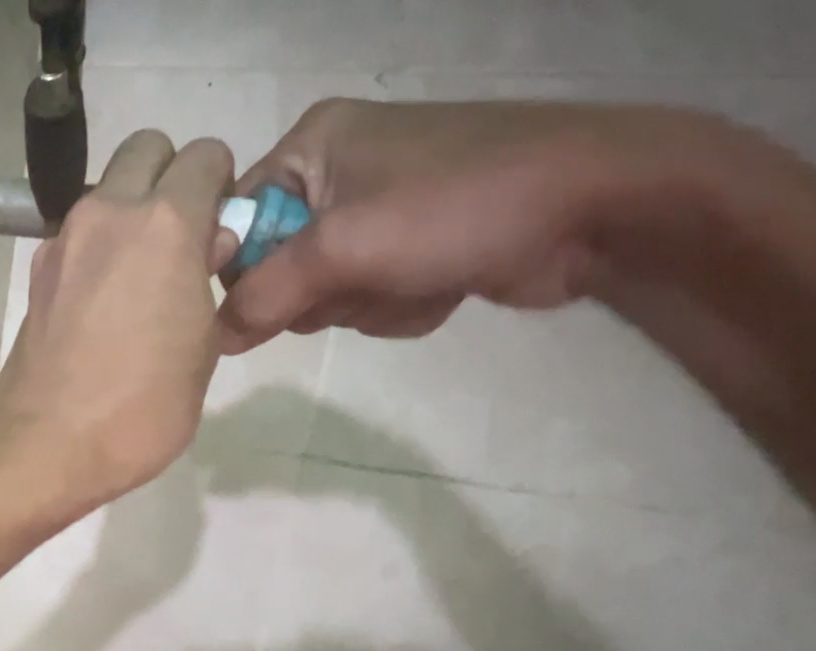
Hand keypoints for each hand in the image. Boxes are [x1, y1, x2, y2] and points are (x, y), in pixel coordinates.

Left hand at [0, 131, 238, 509]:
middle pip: (144, 151)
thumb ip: (206, 280)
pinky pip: (76, 236)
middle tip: (180, 239)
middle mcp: (106, 216)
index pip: (203, 155)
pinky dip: (96, 249)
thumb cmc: (140, 406)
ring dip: (128, 214)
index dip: (220, 184)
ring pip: (104, 193)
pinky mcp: (35, 276)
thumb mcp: (204, 346)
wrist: (45, 446)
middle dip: (169, 177)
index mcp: (164, 222)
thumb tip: (201, 247)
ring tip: (141, 279)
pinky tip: (104, 304)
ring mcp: (62, 243)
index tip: (220, 229)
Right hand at [219, 99, 637, 353]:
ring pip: (322, 292)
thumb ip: (261, 297)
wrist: (602, 205)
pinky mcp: (413, 244)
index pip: (232, 223)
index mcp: (311, 146)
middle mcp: (336, 173)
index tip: (262, 302)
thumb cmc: (456, 206)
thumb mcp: (340, 250)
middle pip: (274, 266)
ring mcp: (378, 210)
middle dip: (316, 290)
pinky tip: (439, 286)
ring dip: (361, 303)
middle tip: (353, 283)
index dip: (239, 271)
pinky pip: (366, 297)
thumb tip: (212, 339)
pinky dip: (395, 305)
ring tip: (412, 280)